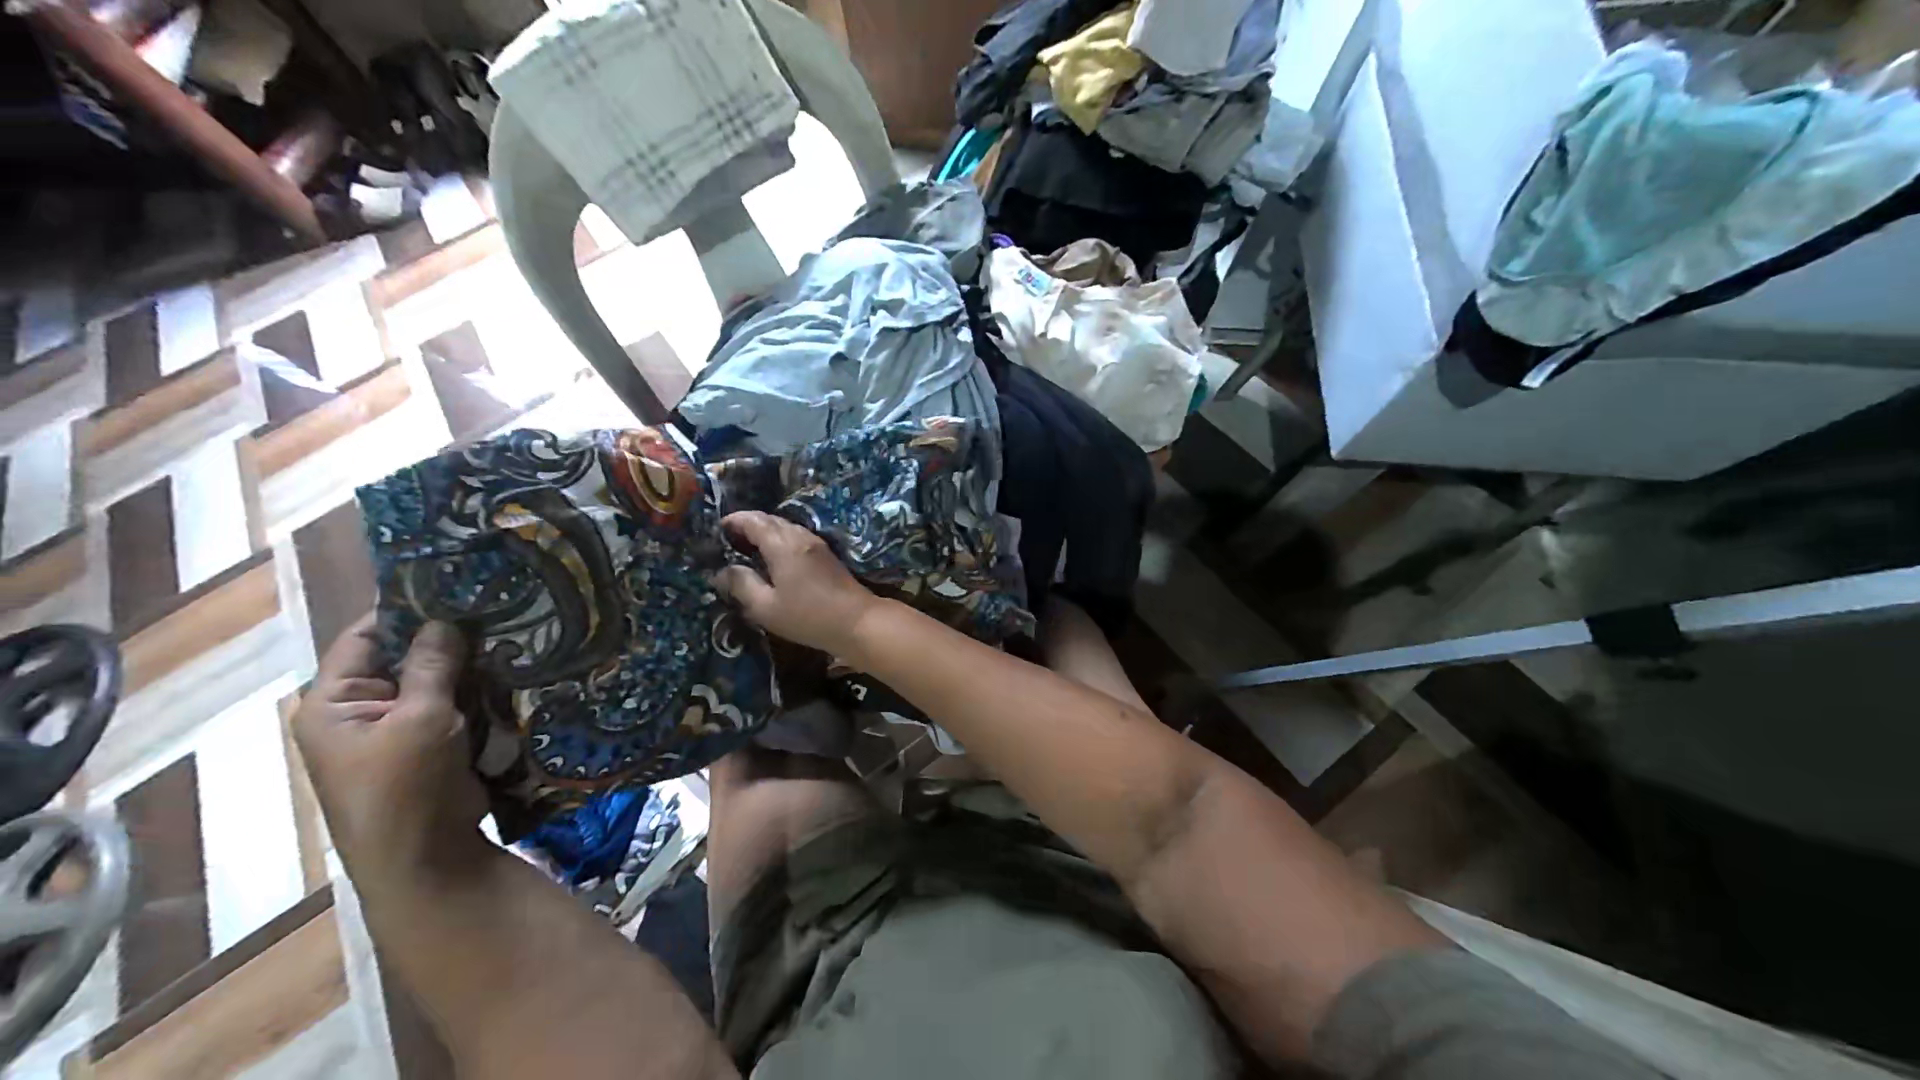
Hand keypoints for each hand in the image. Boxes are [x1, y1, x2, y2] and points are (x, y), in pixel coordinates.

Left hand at [293, 616, 491, 888]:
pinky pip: (453, 705)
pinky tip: (511, 668)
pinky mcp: (431, 745)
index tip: (454, 584)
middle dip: (445, 637)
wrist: (425, 857)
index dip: (404, 610)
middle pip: (403, 658)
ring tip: (510, 630)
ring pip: (435, 681)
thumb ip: (432, 666)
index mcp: (333, 704)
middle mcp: (360, 712)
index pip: (365, 638)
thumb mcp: (420, 718)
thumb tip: (444, 619)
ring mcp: (397, 730)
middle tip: (494, 605)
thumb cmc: (405, 786)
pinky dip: (477, 690)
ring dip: (467, 665)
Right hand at [716, 511, 885, 658]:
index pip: (754, 520)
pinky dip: (779, 540)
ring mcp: (816, 544)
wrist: (857, 621)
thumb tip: (721, 571)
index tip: (718, 529)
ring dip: (765, 532)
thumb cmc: (807, 616)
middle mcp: (800, 537)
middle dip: (747, 524)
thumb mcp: (765, 607)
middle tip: (729, 539)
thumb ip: (741, 585)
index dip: (734, 521)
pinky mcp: (826, 555)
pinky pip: (796, 537)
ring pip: (785, 528)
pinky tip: (773, 558)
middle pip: (770, 520)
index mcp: (782, 545)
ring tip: (747, 548)